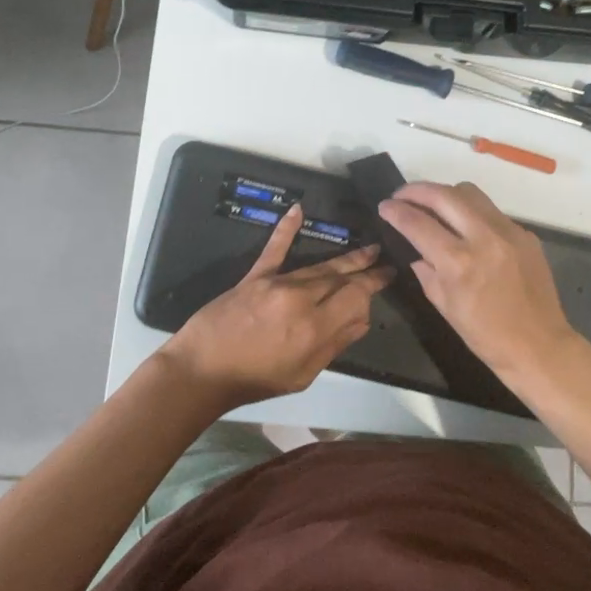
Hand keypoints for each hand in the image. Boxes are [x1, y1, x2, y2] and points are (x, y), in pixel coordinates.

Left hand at [158, 204, 392, 409]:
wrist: (203, 370)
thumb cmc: (255, 380)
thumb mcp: (302, 374)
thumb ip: (334, 345)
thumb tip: (361, 319)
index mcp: (314, 328)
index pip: (355, 297)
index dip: (372, 287)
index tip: (387, 277)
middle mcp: (300, 299)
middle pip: (339, 279)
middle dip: (365, 270)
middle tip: (385, 260)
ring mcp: (276, 284)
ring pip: (318, 267)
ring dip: (344, 258)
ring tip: (366, 249)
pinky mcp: (254, 276)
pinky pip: (275, 249)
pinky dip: (286, 229)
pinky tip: (298, 210)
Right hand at [377, 182, 577, 373]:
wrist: (538, 345)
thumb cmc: (485, 334)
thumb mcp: (443, 305)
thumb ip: (425, 270)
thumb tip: (417, 250)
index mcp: (458, 262)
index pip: (418, 223)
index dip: (396, 211)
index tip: (384, 206)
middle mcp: (483, 238)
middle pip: (443, 195)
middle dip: (417, 190)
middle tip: (402, 195)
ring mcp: (508, 232)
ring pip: (470, 193)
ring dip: (445, 193)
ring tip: (432, 203)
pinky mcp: (525, 234)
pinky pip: (491, 211)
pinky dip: (471, 212)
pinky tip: (466, 228)